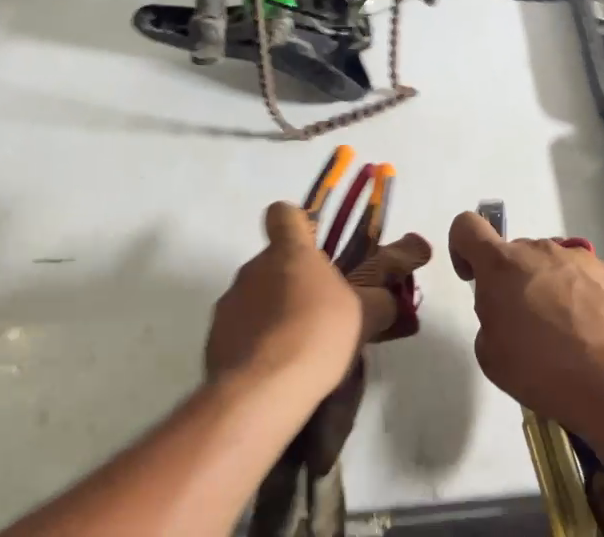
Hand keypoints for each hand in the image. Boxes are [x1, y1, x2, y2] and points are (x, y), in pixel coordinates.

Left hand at [205, 203, 431, 404]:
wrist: (261, 390)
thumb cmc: (317, 335)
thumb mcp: (364, 316)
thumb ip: (380, 301)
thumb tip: (389, 299)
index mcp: (289, 251)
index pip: (283, 213)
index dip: (297, 223)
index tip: (313, 247)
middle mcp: (252, 268)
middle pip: (273, 262)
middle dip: (293, 283)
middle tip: (319, 313)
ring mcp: (229, 303)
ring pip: (255, 298)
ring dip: (274, 314)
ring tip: (298, 350)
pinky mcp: (214, 339)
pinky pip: (240, 331)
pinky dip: (256, 344)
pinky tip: (275, 370)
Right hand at [448, 212, 603, 433]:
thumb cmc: (541, 369)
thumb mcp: (490, 355)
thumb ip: (490, 320)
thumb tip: (508, 314)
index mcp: (501, 265)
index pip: (467, 226)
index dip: (463, 247)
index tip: (473, 278)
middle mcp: (539, 250)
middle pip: (515, 254)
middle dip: (513, 282)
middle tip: (526, 327)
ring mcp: (579, 258)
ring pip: (552, 266)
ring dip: (549, 289)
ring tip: (566, 334)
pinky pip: (585, 278)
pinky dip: (582, 298)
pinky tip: (593, 334)